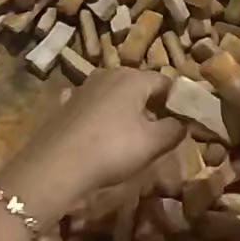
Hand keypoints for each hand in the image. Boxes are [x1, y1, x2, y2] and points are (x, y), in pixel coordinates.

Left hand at [0, 69, 184, 225]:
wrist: (55, 166)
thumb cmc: (111, 149)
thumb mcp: (153, 143)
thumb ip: (175, 129)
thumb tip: (184, 122)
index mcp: (134, 77)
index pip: (167, 83)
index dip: (178, 102)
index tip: (183, 124)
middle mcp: (109, 73)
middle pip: (141, 86)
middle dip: (153, 106)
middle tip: (160, 133)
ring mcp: (84, 87)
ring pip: (116, 94)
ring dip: (127, 111)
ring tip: (131, 137)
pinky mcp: (66, 104)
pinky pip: (93, 105)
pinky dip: (101, 115)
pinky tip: (100, 131)